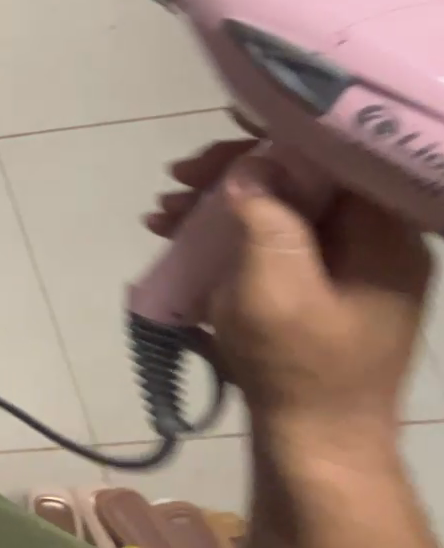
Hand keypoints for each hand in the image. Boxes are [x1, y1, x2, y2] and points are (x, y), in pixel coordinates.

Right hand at [150, 139, 432, 446]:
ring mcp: (343, 262)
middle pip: (302, 177)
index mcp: (383, 241)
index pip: (341, 161)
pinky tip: (176, 230)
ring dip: (217, 198)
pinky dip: (220, 224)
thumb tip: (252, 168)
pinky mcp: (313, 277)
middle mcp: (371, 243)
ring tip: (164, 213)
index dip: (287, 133)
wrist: (311, 430)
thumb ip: (269, 222)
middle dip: (236, 170)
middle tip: (178, 179)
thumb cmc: (297, 360)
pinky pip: (267, 230)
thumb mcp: (274, 288)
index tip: (230, 118)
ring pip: (277, 202)